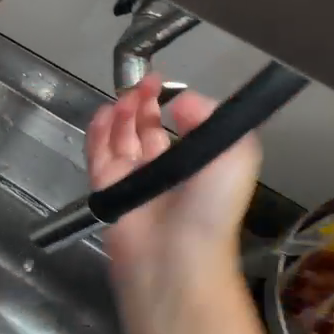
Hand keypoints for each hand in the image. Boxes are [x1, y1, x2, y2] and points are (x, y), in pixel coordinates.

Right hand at [88, 72, 260, 287]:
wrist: (173, 250)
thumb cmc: (211, 207)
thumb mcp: (235, 156)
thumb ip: (212, 121)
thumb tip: (181, 99)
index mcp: (197, 162)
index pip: (181, 127)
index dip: (174, 103)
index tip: (167, 83)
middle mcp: (163, 168)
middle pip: (147, 128)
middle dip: (144, 103)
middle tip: (143, 83)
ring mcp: (131, 176)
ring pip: (121, 136)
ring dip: (122, 114)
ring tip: (125, 95)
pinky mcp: (104, 185)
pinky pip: (98, 152)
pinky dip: (98, 131)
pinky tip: (103, 114)